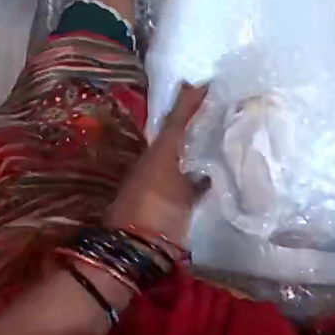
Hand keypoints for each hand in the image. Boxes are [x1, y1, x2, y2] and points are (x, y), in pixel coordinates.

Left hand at [105, 83, 209, 246]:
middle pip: (171, 134)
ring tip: (206, 135)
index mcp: (160, 153)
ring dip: (185, 142)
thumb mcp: (183, 197)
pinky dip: (184, 165)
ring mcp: (148, 179)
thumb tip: (205, 174)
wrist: (128, 250)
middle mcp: (151, 161)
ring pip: (170, 152)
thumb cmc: (159, 217)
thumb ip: (196, 183)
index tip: (203, 84)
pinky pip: (170, 171)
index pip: (177, 120)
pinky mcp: (148, 197)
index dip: (189, 102)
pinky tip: (198, 170)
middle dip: (187, 119)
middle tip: (205, 104)